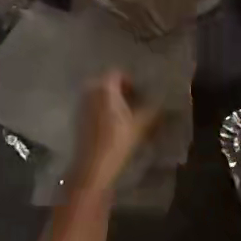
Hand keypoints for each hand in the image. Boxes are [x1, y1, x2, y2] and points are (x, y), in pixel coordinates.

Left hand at [73, 72, 158, 189]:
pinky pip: (90, 105)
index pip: (115, 73)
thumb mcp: (141, 125)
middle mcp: (90, 94)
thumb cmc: (118, 141)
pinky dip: (100, 108)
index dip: (128, 80)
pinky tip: (111, 123)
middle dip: (117, 88)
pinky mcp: (77, 119)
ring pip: (95, 94)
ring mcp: (81, 107)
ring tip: (122, 111)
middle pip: (103, 82)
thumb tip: (163, 101)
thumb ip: (152, 109)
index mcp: (105, 90)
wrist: (93, 166)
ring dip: (108, 98)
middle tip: (131, 99)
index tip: (139, 92)